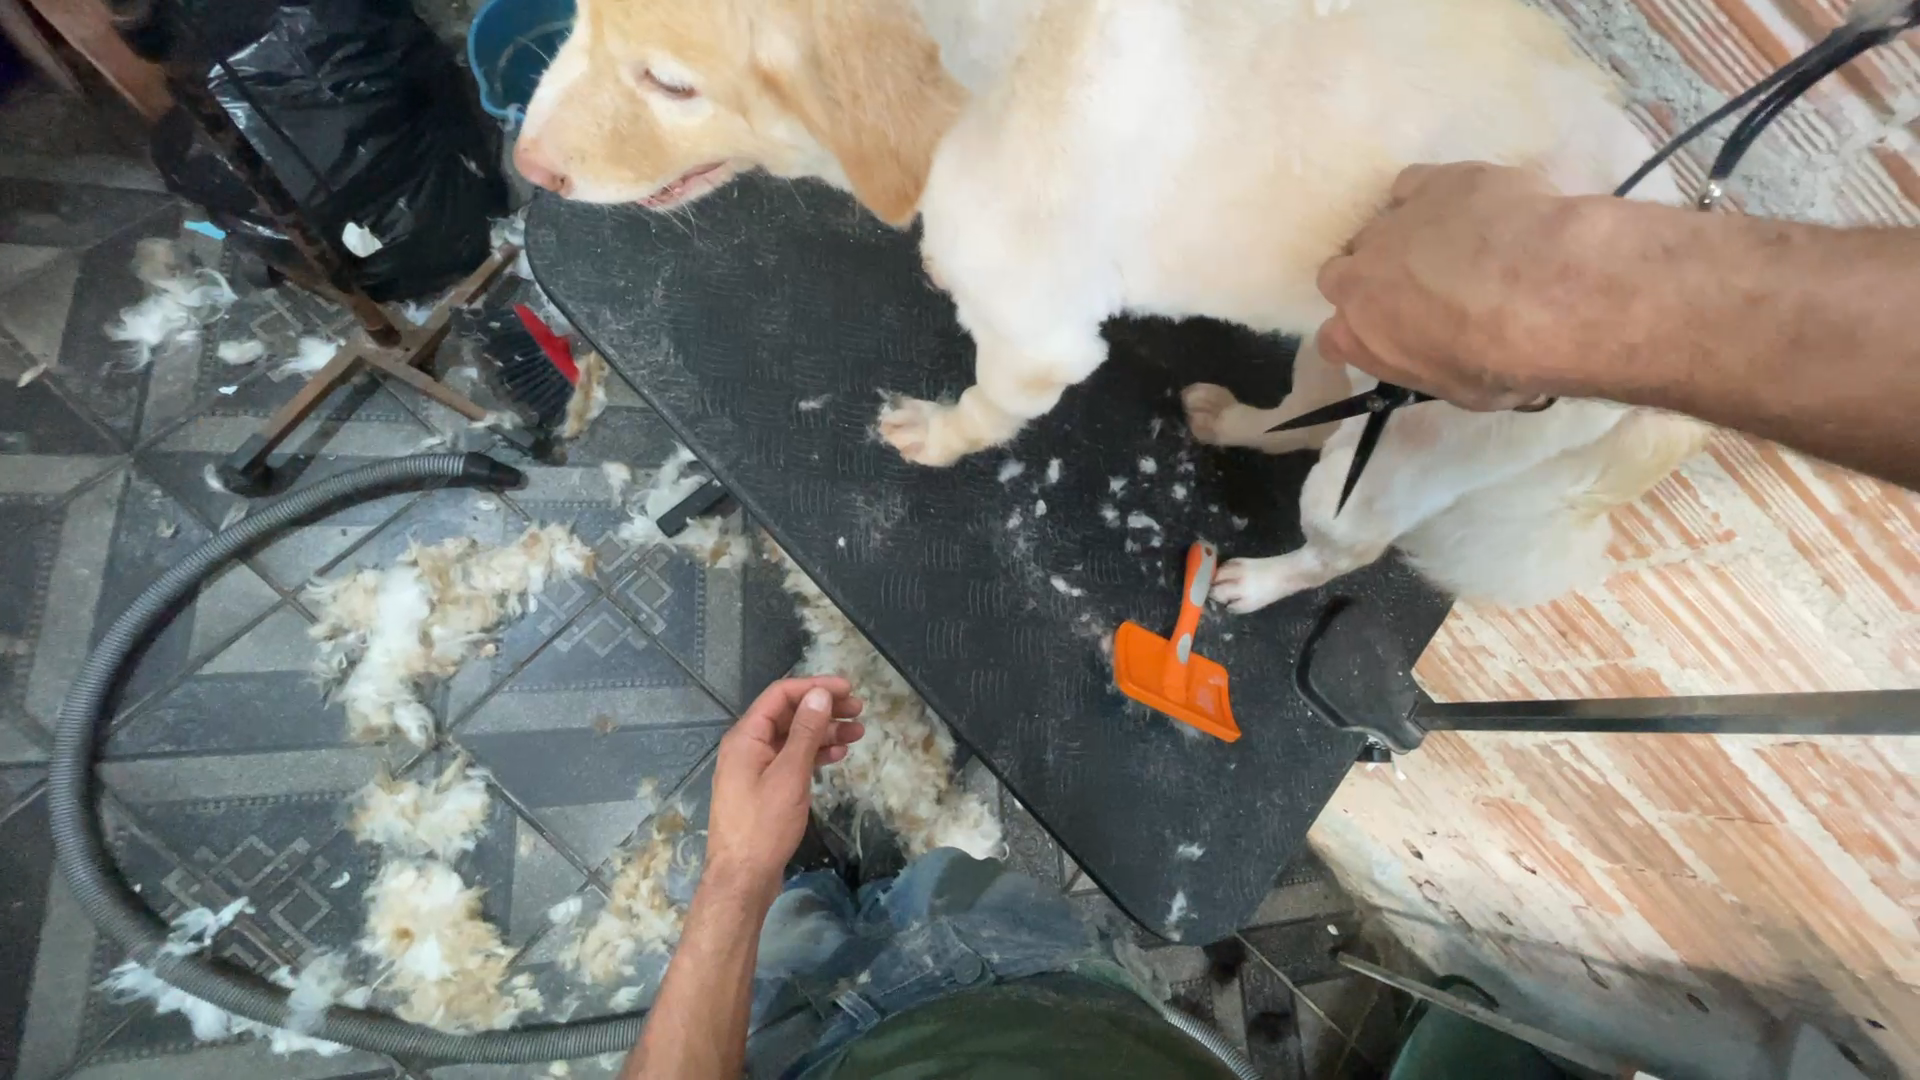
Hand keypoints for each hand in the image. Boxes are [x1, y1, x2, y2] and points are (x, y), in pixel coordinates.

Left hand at [705, 677, 863, 892]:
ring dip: (824, 731)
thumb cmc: (764, 825)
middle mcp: (748, 746)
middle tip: (859, 710)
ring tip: (858, 733)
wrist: (742, 880)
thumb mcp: (790, 775)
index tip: (848, 689)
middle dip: (824, 709)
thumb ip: (806, 732)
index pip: (781, 695)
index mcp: (746, 737)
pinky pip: (792, 759)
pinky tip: (839, 755)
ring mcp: (755, 767)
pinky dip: (815, 754)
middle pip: (789, 714)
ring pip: (793, 737)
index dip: (815, 687)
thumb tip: (820, 694)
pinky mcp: (765, 787)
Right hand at [1315, 162, 1622, 409]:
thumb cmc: (1499, 361)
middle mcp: (1355, 278)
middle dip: (1369, 280)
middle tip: (1412, 287)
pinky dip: (1427, 194)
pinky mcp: (1432, 185)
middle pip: (1341, 274)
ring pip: (1376, 228)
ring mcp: (1390, 227)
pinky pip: (1412, 183)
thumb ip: (1423, 364)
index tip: (1383, 334)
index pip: (1332, 336)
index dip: (1357, 333)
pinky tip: (1460, 205)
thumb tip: (1439, 355)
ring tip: (1447, 244)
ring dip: (1400, 239)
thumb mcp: (1454, 390)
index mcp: (1354, 335)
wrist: (1548, 294)